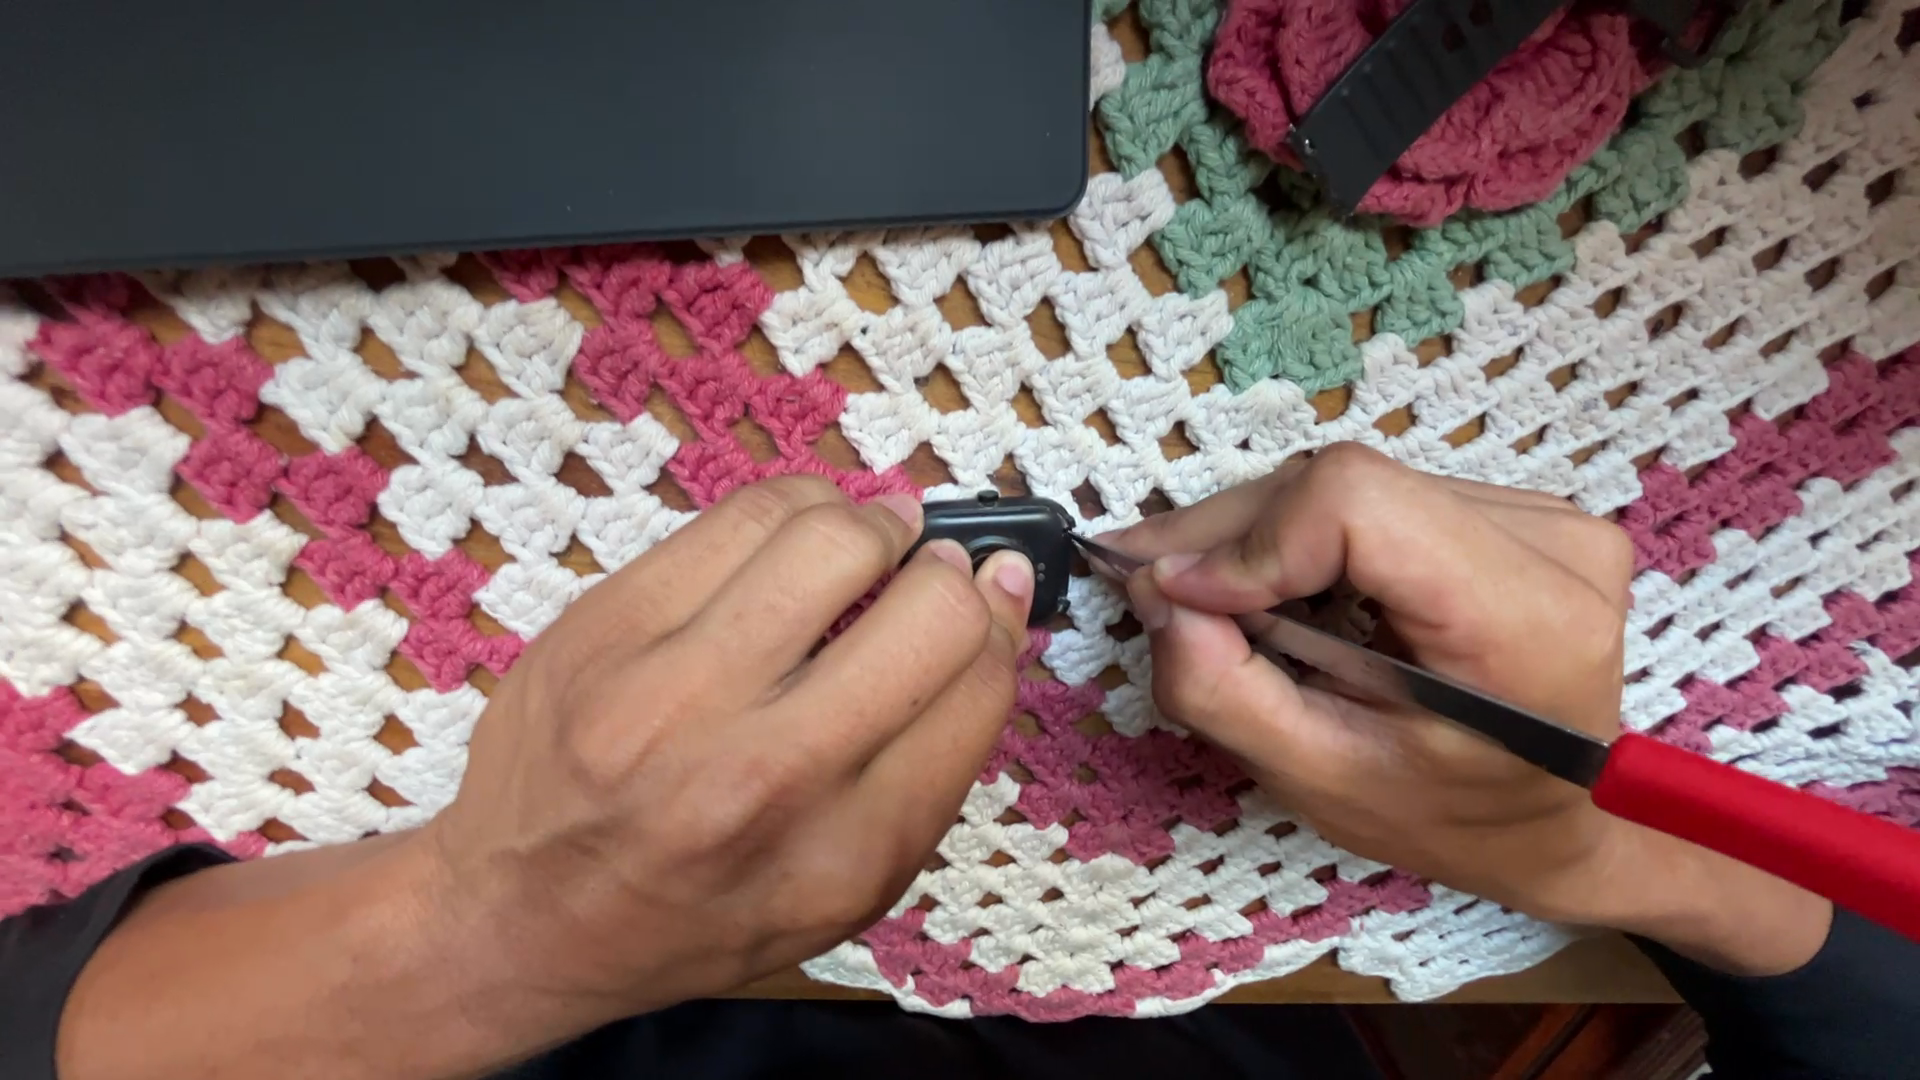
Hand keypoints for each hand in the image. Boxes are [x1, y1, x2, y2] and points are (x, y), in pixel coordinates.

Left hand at [421, 475, 1033, 1017]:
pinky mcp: (608, 625)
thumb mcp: (850, 879)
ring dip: (876, 522)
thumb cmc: (709, 907)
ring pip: (833, 538)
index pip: (976, 689)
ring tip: (870, 539)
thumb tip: (993, 604)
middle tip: (931, 564)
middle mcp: (765, 774)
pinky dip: (802, 504)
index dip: (1002, 618)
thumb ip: (937, 753)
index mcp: (847, 852)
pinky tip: (800, 530)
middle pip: (929, 612)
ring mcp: (671, 693)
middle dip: (950, 569)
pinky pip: (745, 513)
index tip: (994, 584)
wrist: (523, 912)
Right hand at [1107, 444, 1829, 974]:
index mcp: (1523, 620)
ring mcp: (1530, 513)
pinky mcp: (1499, 507)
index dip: (1249, 543)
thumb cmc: (1437, 817)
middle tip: (1145, 582)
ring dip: (1248, 535)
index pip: (1357, 504)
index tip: (1177, 597)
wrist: (1543, 816)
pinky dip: (1287, 535)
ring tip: (1195, 589)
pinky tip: (1261, 582)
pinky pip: (1356, 495)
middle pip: (1335, 485)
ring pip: (1334, 483)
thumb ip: (1221, 689)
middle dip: (1222, 536)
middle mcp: (1545, 540)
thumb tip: (1153, 586)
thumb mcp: (1313, 780)